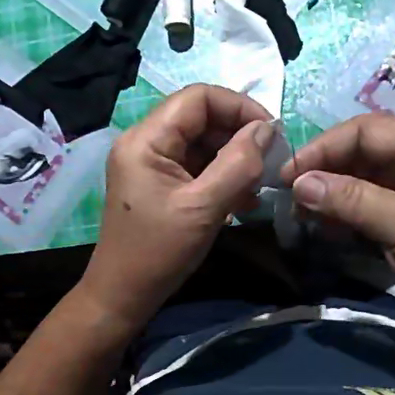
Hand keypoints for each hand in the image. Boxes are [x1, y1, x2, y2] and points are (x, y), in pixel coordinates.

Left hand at [79, 85, 274, 327]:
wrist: (123, 296)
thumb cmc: (159, 252)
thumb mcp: (204, 207)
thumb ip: (238, 164)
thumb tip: (267, 129)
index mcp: (146, 140)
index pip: (198, 98)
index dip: (238, 107)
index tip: (271, 132)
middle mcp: (146, 143)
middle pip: (202, 118)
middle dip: (240, 136)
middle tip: (270, 163)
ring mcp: (153, 165)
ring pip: (204, 143)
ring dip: (236, 159)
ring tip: (259, 186)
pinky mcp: (162, 185)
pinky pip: (199, 167)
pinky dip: (224, 177)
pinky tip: (244, 201)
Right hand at [282, 114, 394, 331]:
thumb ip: (354, 201)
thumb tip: (299, 184)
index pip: (368, 131)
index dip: (325, 147)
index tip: (289, 173)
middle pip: (362, 152)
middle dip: (325, 170)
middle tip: (288, 195)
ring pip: (360, 180)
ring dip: (329, 193)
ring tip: (300, 213)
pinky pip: (366, 207)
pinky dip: (342, 214)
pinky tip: (320, 225)